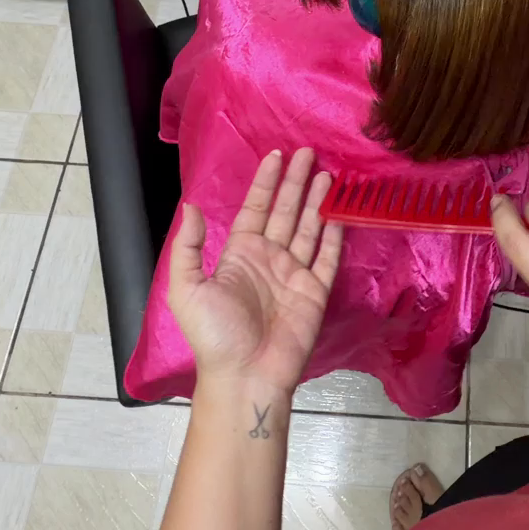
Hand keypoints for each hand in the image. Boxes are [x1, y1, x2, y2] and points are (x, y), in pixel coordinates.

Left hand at [168, 149, 345, 394]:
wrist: (245, 376)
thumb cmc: (215, 334)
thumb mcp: (188, 289)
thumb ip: (189, 247)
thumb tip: (191, 205)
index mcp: (241, 254)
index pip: (256, 207)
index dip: (266, 182)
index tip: (277, 155)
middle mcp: (269, 257)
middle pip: (286, 210)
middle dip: (297, 181)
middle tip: (309, 153)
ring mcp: (295, 273)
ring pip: (310, 228)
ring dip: (318, 201)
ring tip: (329, 174)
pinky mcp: (315, 291)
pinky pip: (328, 258)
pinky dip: (335, 236)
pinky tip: (340, 213)